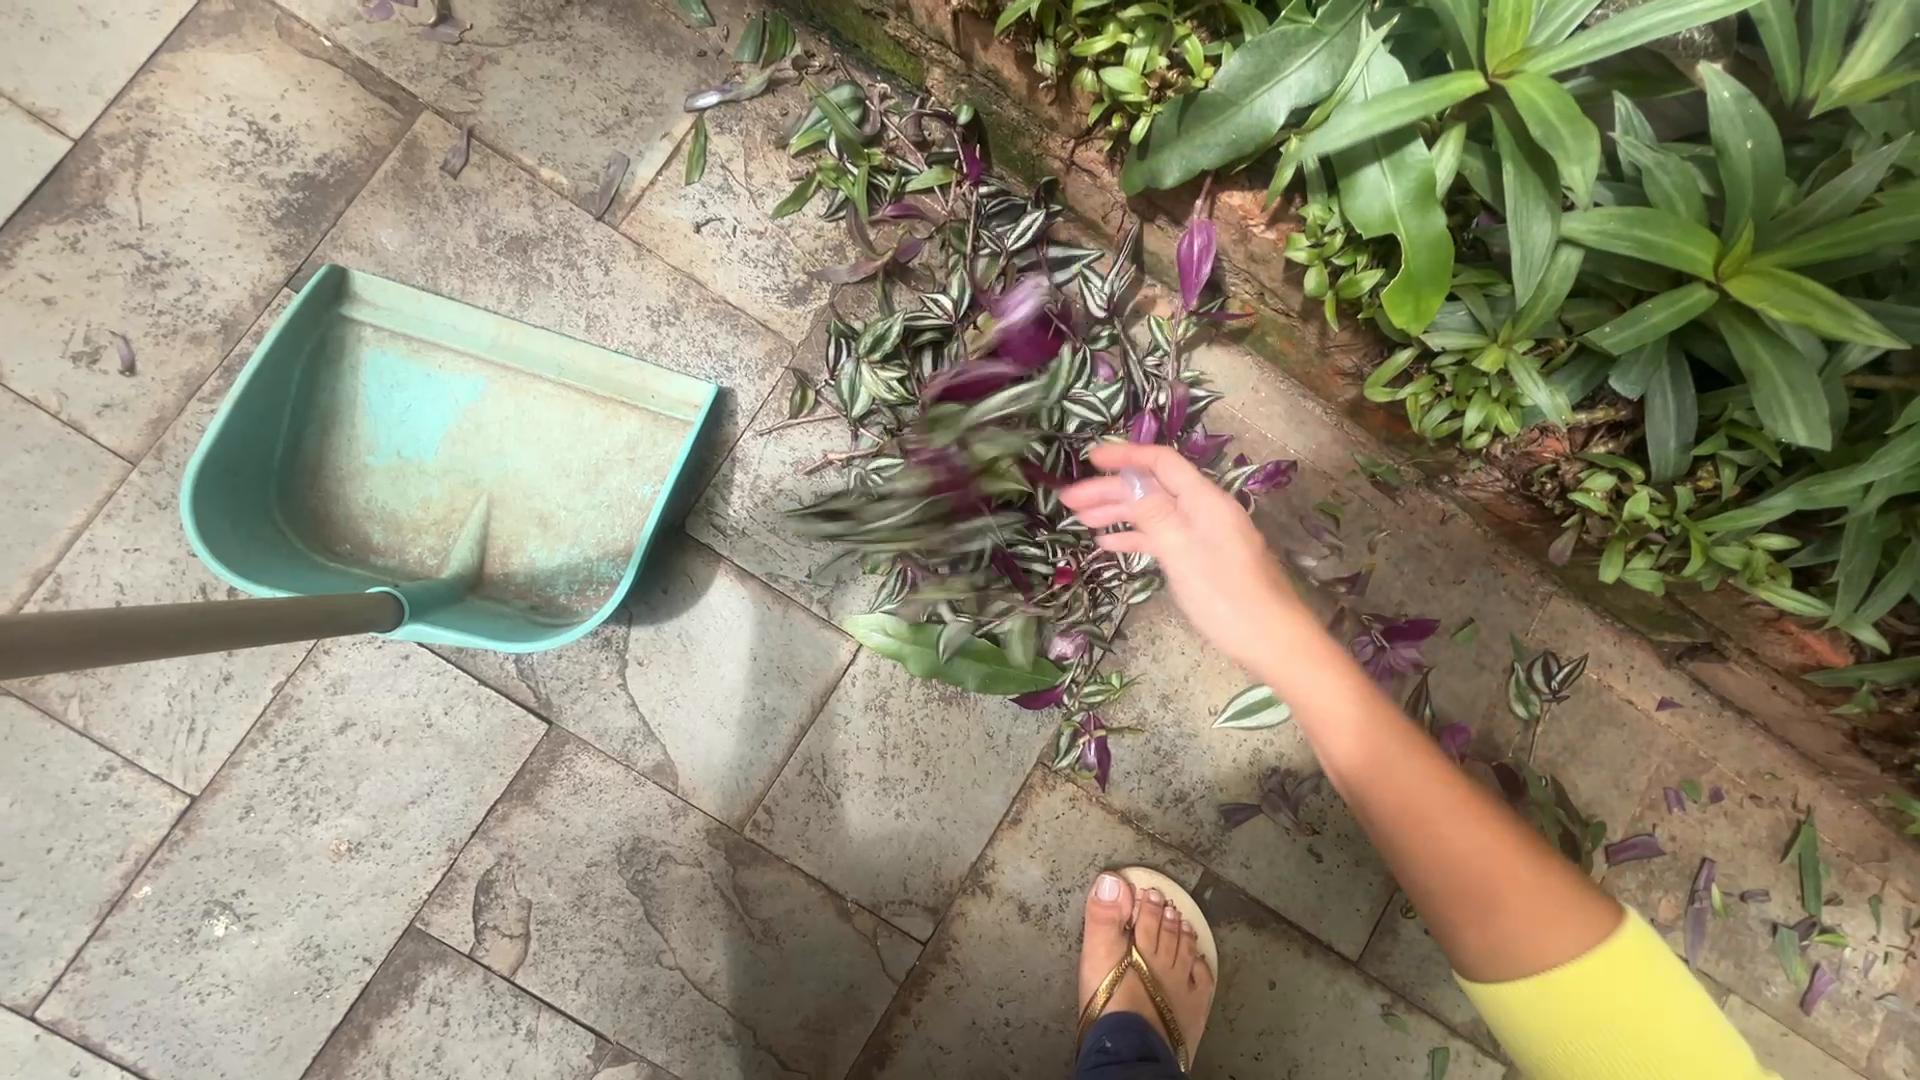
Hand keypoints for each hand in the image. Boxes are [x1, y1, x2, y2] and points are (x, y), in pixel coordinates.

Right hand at [1060, 442, 1309, 673]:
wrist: (1274, 642)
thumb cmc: (1228, 599)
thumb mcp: (1183, 554)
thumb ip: (1154, 514)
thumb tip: (1127, 480)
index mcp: (1205, 501)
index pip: (1161, 463)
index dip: (1125, 456)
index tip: (1088, 458)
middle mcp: (1205, 510)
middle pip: (1153, 488)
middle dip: (1110, 490)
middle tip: (1070, 501)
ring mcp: (1204, 535)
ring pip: (1155, 513)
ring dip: (1119, 513)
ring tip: (1082, 520)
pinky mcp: (1202, 558)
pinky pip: (1163, 537)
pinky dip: (1136, 536)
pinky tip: (1110, 543)